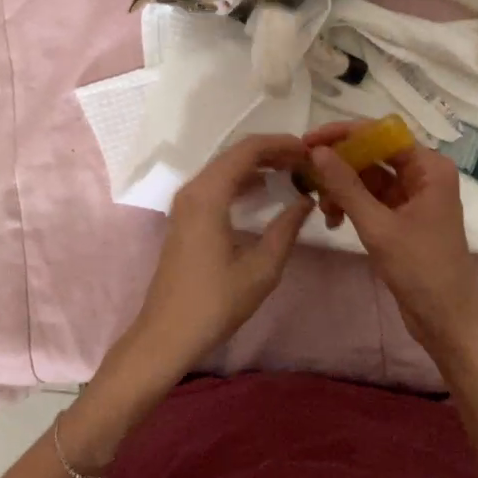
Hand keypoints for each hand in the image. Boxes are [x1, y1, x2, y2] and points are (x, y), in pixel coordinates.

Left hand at [121, 134, 315, 381]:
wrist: (168, 333)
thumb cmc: (215, 303)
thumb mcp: (261, 268)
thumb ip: (286, 229)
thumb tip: (305, 200)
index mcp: (208, 195)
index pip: (248, 150)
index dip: (281, 144)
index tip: (310, 151)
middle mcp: (193, 189)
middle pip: (235, 154)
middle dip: (271, 152)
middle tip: (306, 161)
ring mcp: (185, 203)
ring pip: (224, 168)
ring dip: (257, 165)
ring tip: (292, 172)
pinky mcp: (184, 217)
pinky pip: (216, 185)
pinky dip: (242, 181)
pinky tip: (265, 191)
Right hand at [304, 121, 477, 351]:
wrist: (446, 319)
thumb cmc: (420, 268)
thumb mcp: (378, 225)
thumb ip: (346, 186)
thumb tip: (317, 151)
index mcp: (429, 168)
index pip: (382, 134)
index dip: (344, 133)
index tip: (309, 141)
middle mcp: (423, 175)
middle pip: (373, 154)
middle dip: (340, 164)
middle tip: (306, 173)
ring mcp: (413, 197)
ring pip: (368, 177)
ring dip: (342, 188)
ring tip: (323, 208)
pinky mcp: (402, 217)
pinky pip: (371, 198)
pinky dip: (351, 204)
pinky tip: (333, 220)